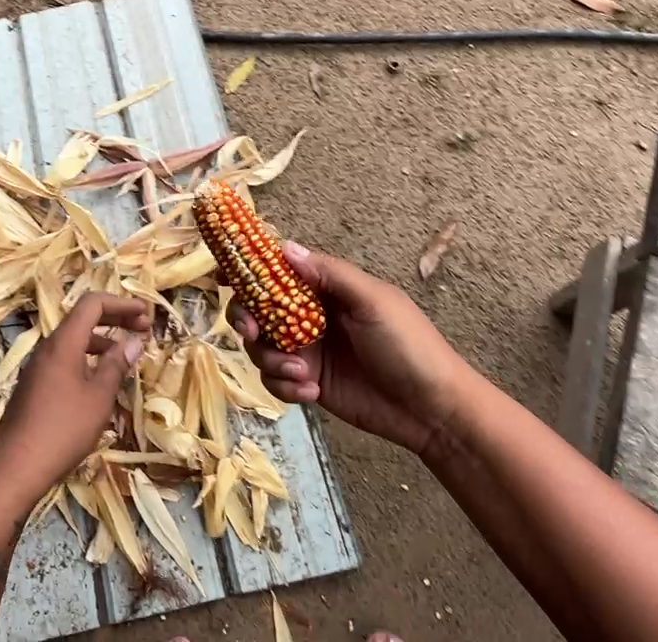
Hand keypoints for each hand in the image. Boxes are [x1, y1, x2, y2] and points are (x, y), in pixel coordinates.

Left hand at [0, 293, 150, 500]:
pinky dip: (87, 359)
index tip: (145, 314)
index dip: (121, 303)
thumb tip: (134, 341)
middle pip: (83, 318)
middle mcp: (48, 347)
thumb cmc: (62, 429)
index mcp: (63, 342)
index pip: (92, 303)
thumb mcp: (99, 398)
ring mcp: (38, 367)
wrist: (14, 467)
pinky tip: (100, 381)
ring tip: (125, 356)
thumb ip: (117, 365)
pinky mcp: (34, 386)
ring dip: (102, 341)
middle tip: (143, 328)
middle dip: (115, 319)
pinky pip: (65, 359)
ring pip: (74, 341)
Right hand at [232, 242, 461, 454]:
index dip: (249, 271)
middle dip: (247, 319)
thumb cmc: (410, 345)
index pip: (279, 271)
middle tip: (253, 331)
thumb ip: (329, 274)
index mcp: (327, 288)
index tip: (224, 277)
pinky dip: (284, 386)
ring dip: (271, 360)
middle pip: (257, 309)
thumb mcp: (373, 301)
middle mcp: (310, 315)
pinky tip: (311, 392)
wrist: (433, 410)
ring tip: (302, 373)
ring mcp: (307, 350)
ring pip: (261, 347)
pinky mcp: (308, 382)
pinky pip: (275, 379)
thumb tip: (284, 247)